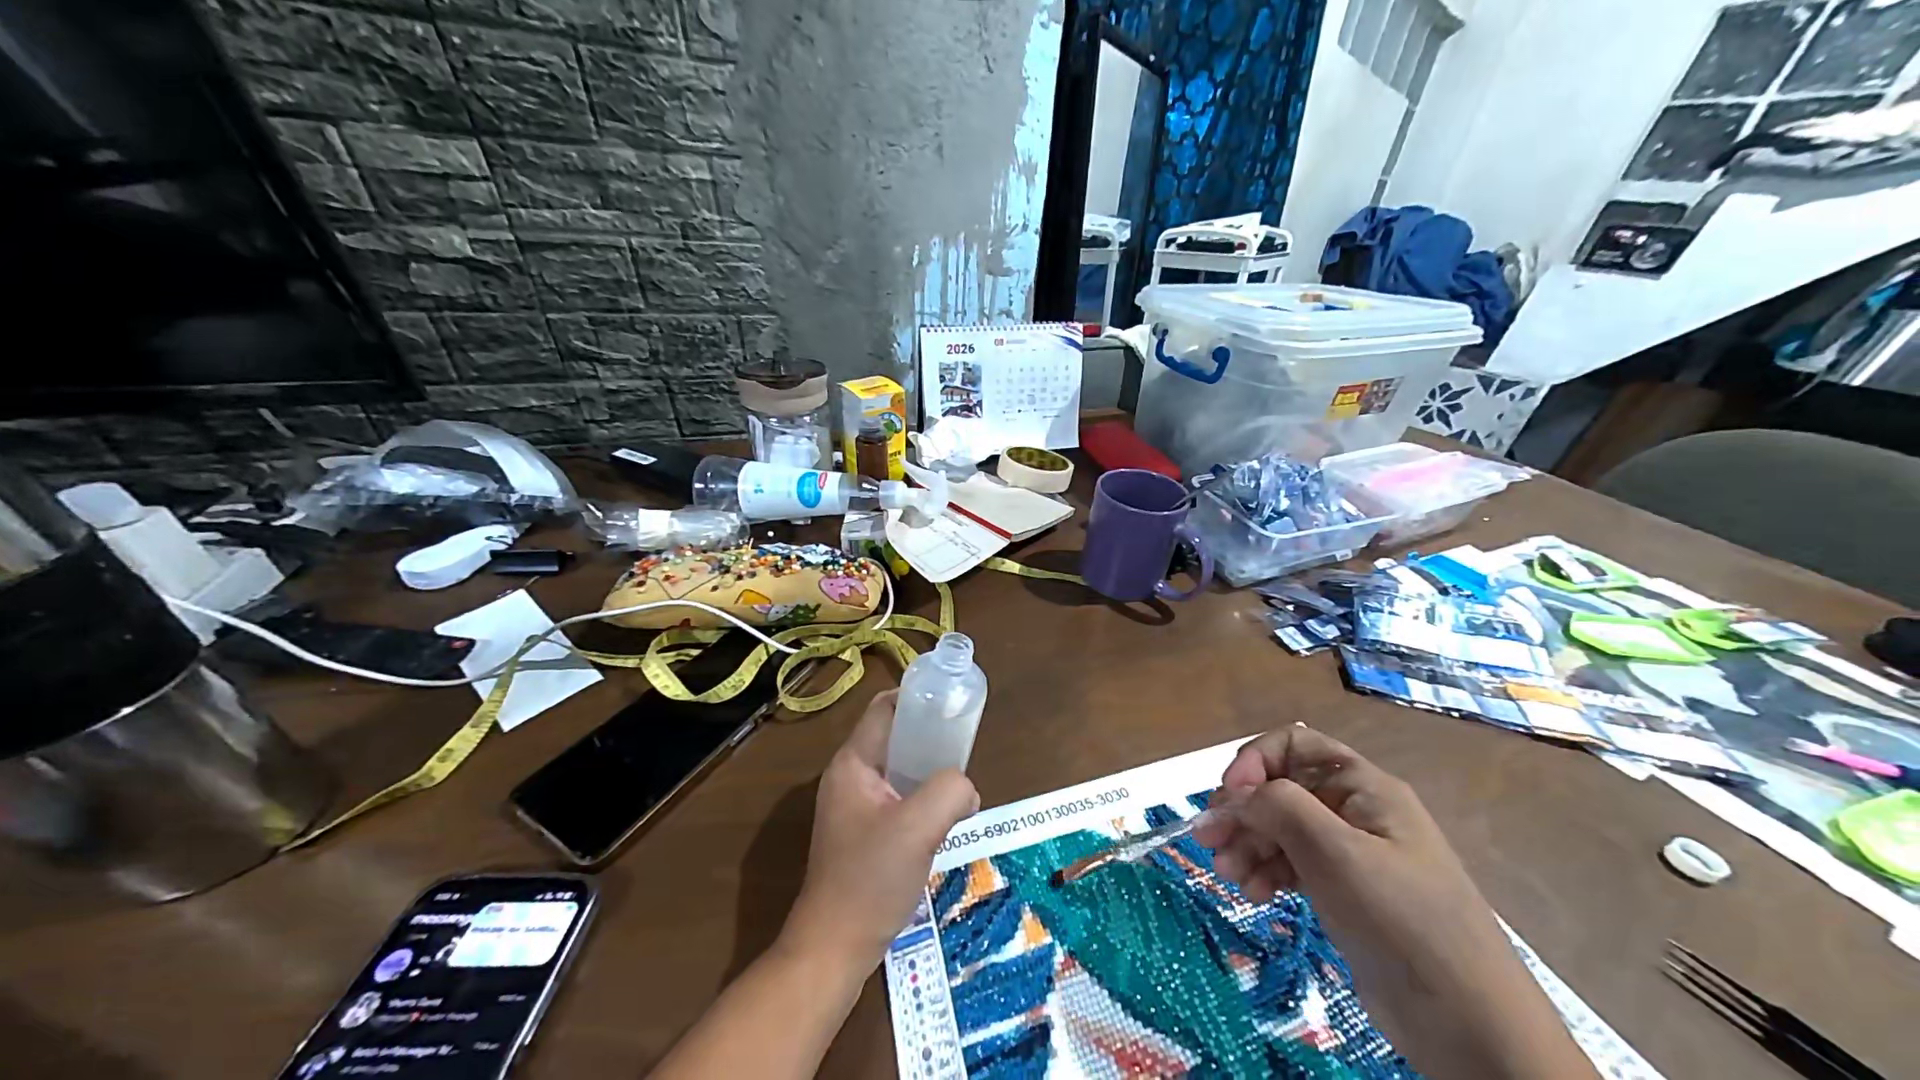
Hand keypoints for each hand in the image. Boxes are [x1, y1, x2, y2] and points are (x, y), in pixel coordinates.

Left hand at [781, 690, 979, 972]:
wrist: (836, 947)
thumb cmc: (870, 879)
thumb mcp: (917, 827)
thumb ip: (949, 791)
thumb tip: (965, 789)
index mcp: (852, 764)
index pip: (884, 709)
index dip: (916, 697)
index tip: (952, 704)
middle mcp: (850, 777)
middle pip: (894, 738)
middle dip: (929, 737)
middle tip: (964, 747)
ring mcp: (855, 807)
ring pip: (900, 771)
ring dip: (928, 773)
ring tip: (959, 785)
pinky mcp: (864, 833)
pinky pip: (899, 800)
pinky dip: (922, 800)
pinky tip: (943, 820)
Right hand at [1193, 725, 1594, 1079]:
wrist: (1468, 1022)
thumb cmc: (1400, 918)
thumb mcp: (1335, 852)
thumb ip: (1279, 806)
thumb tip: (1236, 793)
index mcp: (1363, 786)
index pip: (1294, 745)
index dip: (1255, 761)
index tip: (1228, 796)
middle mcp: (1355, 810)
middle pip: (1281, 788)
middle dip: (1242, 809)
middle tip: (1209, 841)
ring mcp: (1351, 853)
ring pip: (1281, 828)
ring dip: (1248, 843)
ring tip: (1227, 873)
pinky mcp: (1345, 892)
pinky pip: (1292, 863)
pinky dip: (1266, 871)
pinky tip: (1253, 893)